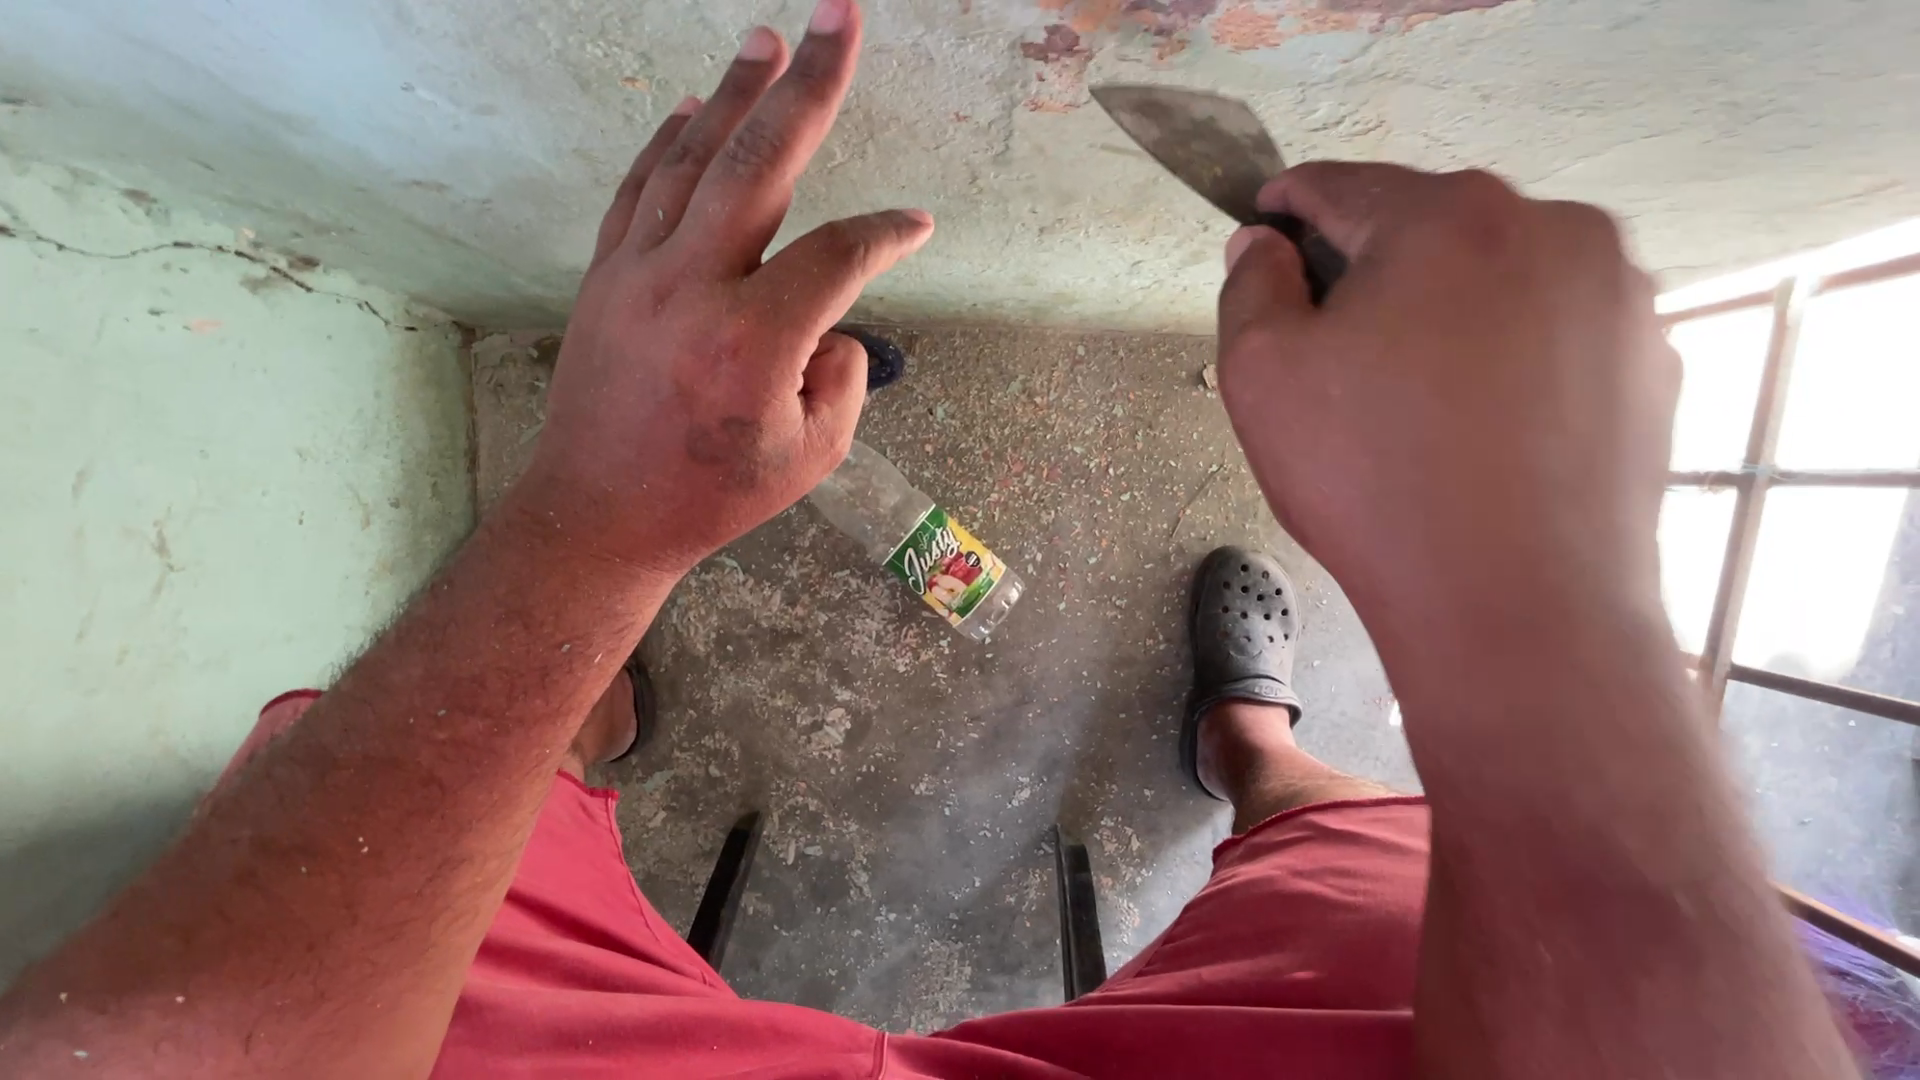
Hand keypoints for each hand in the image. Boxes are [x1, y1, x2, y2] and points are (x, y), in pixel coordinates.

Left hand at [512, 0, 932, 579]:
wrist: (600, 513)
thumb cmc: (713, 495)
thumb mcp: (811, 457)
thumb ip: (843, 380)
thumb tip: (835, 325)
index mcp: (754, 342)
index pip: (837, 258)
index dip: (885, 237)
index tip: (916, 229)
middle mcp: (693, 288)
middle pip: (758, 164)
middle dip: (809, 86)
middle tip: (839, 16)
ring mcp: (638, 274)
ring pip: (692, 161)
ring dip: (735, 95)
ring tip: (767, 40)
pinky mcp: (604, 276)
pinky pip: (640, 189)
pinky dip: (668, 143)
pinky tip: (693, 108)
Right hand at [1215, 164, 1679, 622]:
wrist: (1513, 601)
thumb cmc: (1366, 476)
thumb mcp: (1260, 373)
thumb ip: (1248, 286)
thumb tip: (1261, 244)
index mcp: (1448, 219)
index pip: (1342, 183)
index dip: (1287, 202)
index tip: (1261, 218)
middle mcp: (1553, 231)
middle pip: (1425, 228)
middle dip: (1364, 269)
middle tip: (1324, 344)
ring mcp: (1618, 298)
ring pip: (1492, 280)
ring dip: (1435, 311)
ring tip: (1401, 398)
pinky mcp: (1651, 365)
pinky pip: (1547, 335)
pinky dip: (1496, 357)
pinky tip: (1469, 427)